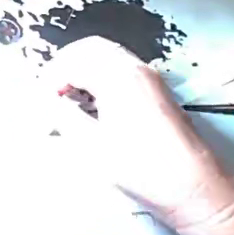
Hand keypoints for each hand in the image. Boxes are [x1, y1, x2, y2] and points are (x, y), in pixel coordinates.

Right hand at [44, 37, 233, 234]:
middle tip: (49, 89)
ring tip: (67, 95)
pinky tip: (92, 100)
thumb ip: (64, 116)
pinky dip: (99, 74)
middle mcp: (135, 68)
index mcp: (117, 77)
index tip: (39, 100)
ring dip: (82, 67)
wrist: (194, 186)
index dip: (50, 79)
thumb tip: (49, 102)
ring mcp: (149, 77)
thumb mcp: (91, 145)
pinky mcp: (157, 89)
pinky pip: (121, 67)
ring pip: (107, 55)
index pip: (72, 62)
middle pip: (91, 47)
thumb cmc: (141, 168)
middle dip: (64, 64)